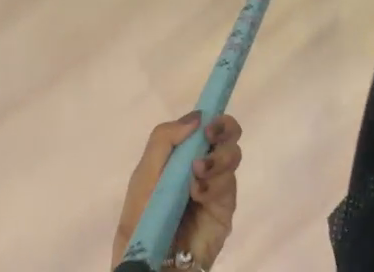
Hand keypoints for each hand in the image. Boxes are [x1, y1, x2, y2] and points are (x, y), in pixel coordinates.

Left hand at [112, 112, 241, 269]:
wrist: (150, 265)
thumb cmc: (140, 222)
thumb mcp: (143, 178)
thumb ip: (162, 142)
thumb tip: (198, 116)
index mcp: (180, 157)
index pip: (203, 126)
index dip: (211, 116)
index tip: (207, 118)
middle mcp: (202, 166)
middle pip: (227, 134)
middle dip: (225, 127)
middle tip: (211, 135)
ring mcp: (216, 186)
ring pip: (233, 154)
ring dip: (218, 156)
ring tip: (198, 171)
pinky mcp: (226, 207)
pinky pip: (229, 184)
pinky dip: (214, 183)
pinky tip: (198, 194)